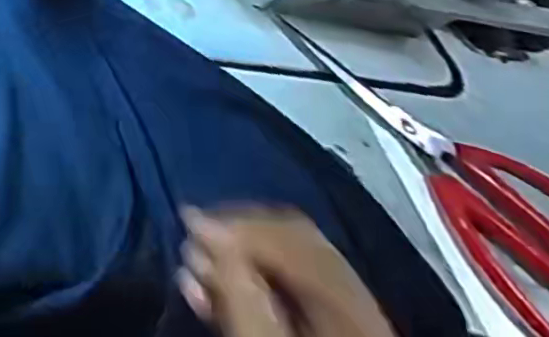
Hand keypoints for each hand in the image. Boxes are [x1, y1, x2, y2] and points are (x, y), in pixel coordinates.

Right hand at [177, 206, 395, 336]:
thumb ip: (238, 296)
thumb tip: (202, 230)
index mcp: (354, 309)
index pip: (294, 239)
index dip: (240, 225)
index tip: (188, 223)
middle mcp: (360, 305)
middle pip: (294, 243)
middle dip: (237, 237)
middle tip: (189, 237)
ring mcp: (353, 322)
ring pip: (290, 267)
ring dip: (238, 260)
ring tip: (193, 266)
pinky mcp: (335, 334)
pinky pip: (291, 295)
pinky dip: (250, 286)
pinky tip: (213, 292)